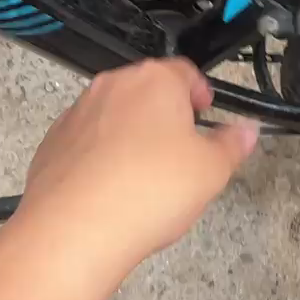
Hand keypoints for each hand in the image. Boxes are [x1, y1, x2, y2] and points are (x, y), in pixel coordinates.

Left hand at [17, 58, 257, 267]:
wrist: (75, 228)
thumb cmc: (142, 191)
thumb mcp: (211, 170)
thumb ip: (232, 144)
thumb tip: (244, 132)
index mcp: (155, 81)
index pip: (185, 71)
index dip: (200, 91)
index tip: (205, 109)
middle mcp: (113, 87)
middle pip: (147, 91)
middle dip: (166, 115)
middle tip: (183, 148)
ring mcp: (79, 112)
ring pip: (115, 115)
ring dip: (132, 135)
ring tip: (148, 178)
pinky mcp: (54, 142)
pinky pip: (88, 141)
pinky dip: (103, 157)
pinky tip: (115, 190)